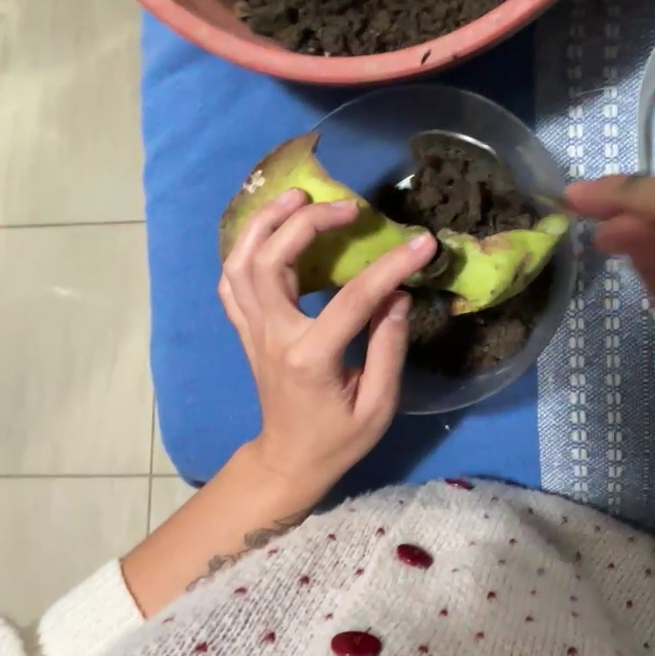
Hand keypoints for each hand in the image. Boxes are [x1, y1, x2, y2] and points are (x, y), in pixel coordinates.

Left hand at [219, 188, 439, 497]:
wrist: (290, 459)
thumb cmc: (339, 438)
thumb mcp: (378, 405)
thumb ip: (388, 348)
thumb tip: (397, 295)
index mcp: (310, 358)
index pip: (352, 299)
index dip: (390, 266)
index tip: (422, 242)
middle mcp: (272, 336)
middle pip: (271, 262)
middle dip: (307, 224)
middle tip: (347, 207)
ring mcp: (252, 331)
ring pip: (240, 262)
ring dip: (265, 223)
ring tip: (297, 196)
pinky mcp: (246, 330)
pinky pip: (232, 279)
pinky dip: (245, 246)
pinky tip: (269, 229)